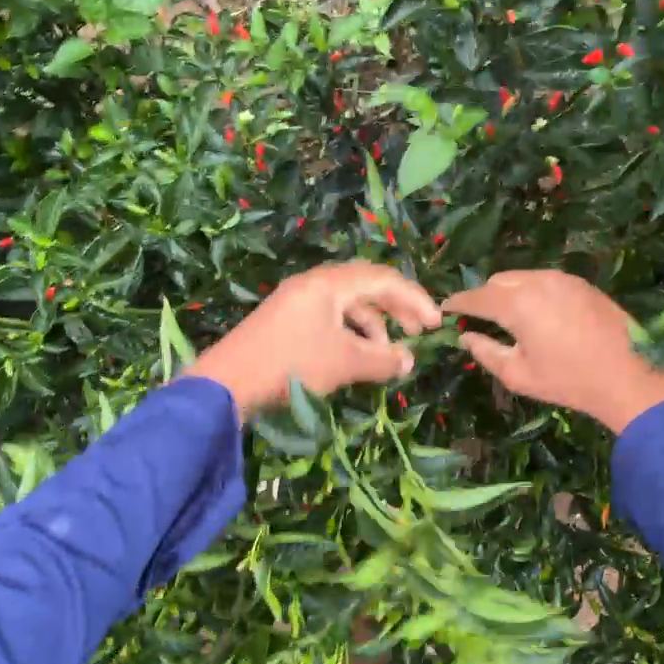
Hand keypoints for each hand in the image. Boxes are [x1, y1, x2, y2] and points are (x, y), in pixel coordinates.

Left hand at [186, 261, 441, 419]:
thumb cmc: (291, 365)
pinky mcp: (284, 324)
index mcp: (328, 283)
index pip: (383, 279)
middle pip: (365, 288)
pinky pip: (328, 321)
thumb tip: (409, 360)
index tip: (436, 324)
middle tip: (419, 332)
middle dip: (396, 309)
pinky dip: (349, 336)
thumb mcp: (344, 363)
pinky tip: (355, 360)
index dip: (414, 299)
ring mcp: (295, 303)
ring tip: (386, 355)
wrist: (227, 384)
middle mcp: (312, 285)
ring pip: (346, 306)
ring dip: (372, 327)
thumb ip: (382, 360)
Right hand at [443, 270, 663, 433]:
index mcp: (517, 304)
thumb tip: (466, 336)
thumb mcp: (518, 374)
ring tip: (507, 317)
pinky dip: (530, 291)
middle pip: (497, 282)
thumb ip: (486, 352)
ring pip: (521, 277)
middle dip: (483, 297)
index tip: (444, 311)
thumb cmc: (568, 380)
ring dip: (508, 293)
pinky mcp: (580, 283)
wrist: (628, 374)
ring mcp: (562, 279)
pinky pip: (544, 280)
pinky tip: (536, 314)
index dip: (457, 303)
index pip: (476, 297)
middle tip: (478, 320)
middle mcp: (537, 282)